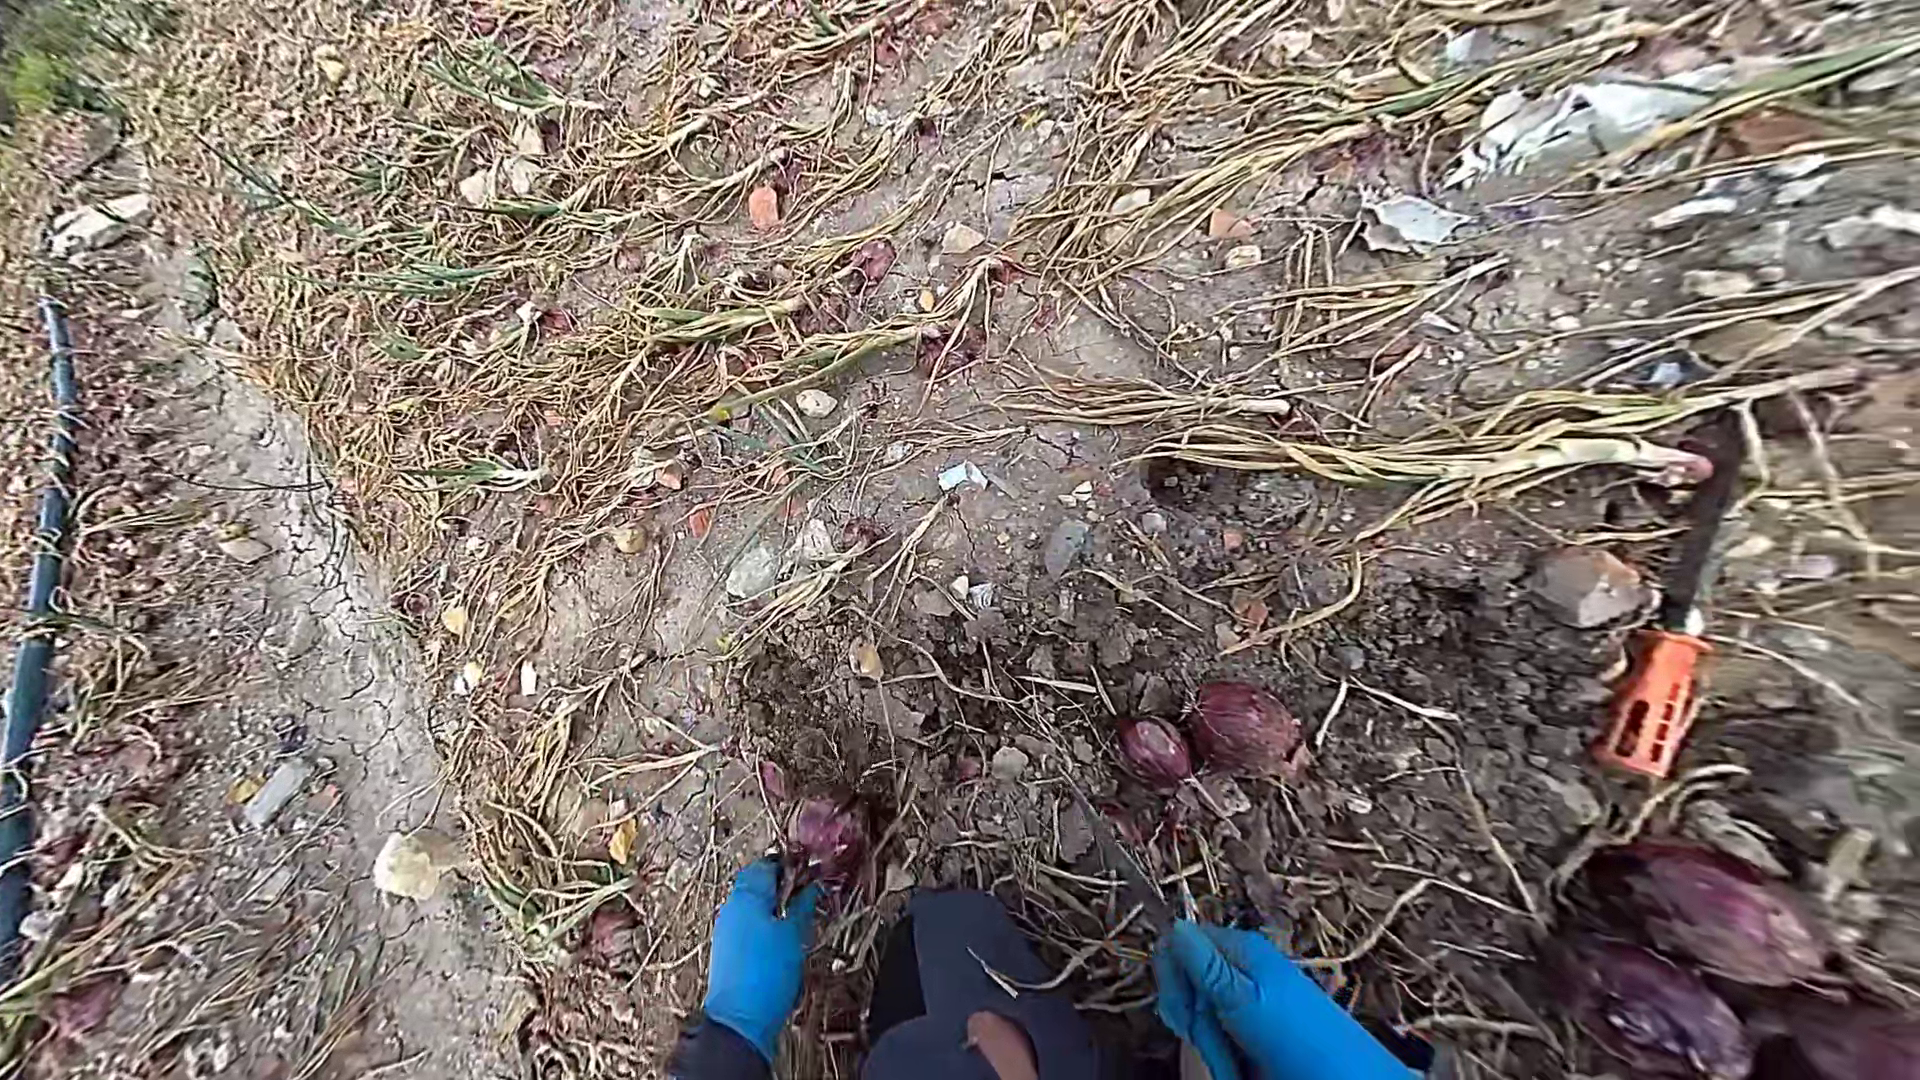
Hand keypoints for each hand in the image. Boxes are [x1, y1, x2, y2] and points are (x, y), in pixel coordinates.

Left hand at [703, 858, 821, 1061]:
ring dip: (772, 902)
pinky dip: (762, 919)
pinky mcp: (726, 947)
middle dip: (781, 883)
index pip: (769, 863)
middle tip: (804, 891)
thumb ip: (803, 904)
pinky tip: (779, 935)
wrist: (739, 1022)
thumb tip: (811, 887)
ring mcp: (727, 927)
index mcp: (748, 894)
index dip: (791, 865)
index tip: (808, 872)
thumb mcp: (794, 933)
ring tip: (794, 914)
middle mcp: (733, 906)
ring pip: (753, 901)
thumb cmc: (765, 975)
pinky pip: (746, 920)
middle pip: (758, 880)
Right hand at [1155, 921, 1413, 1079]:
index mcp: (1241, 949)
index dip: (1173, 977)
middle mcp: (1242, 970)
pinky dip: (1224, 1060)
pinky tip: (1239, 1074)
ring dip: (1211, 1047)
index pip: (1180, 941)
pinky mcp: (1257, 1038)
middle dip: (1195, 1020)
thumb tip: (1174, 924)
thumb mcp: (1248, 1003)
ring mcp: (1250, 1006)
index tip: (1184, 1016)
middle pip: (1188, 981)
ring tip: (1237, 1071)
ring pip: (1202, 1016)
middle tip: (1219, 1049)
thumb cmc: (1305, 1046)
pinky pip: (1222, 1041)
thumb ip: (1207, 965)